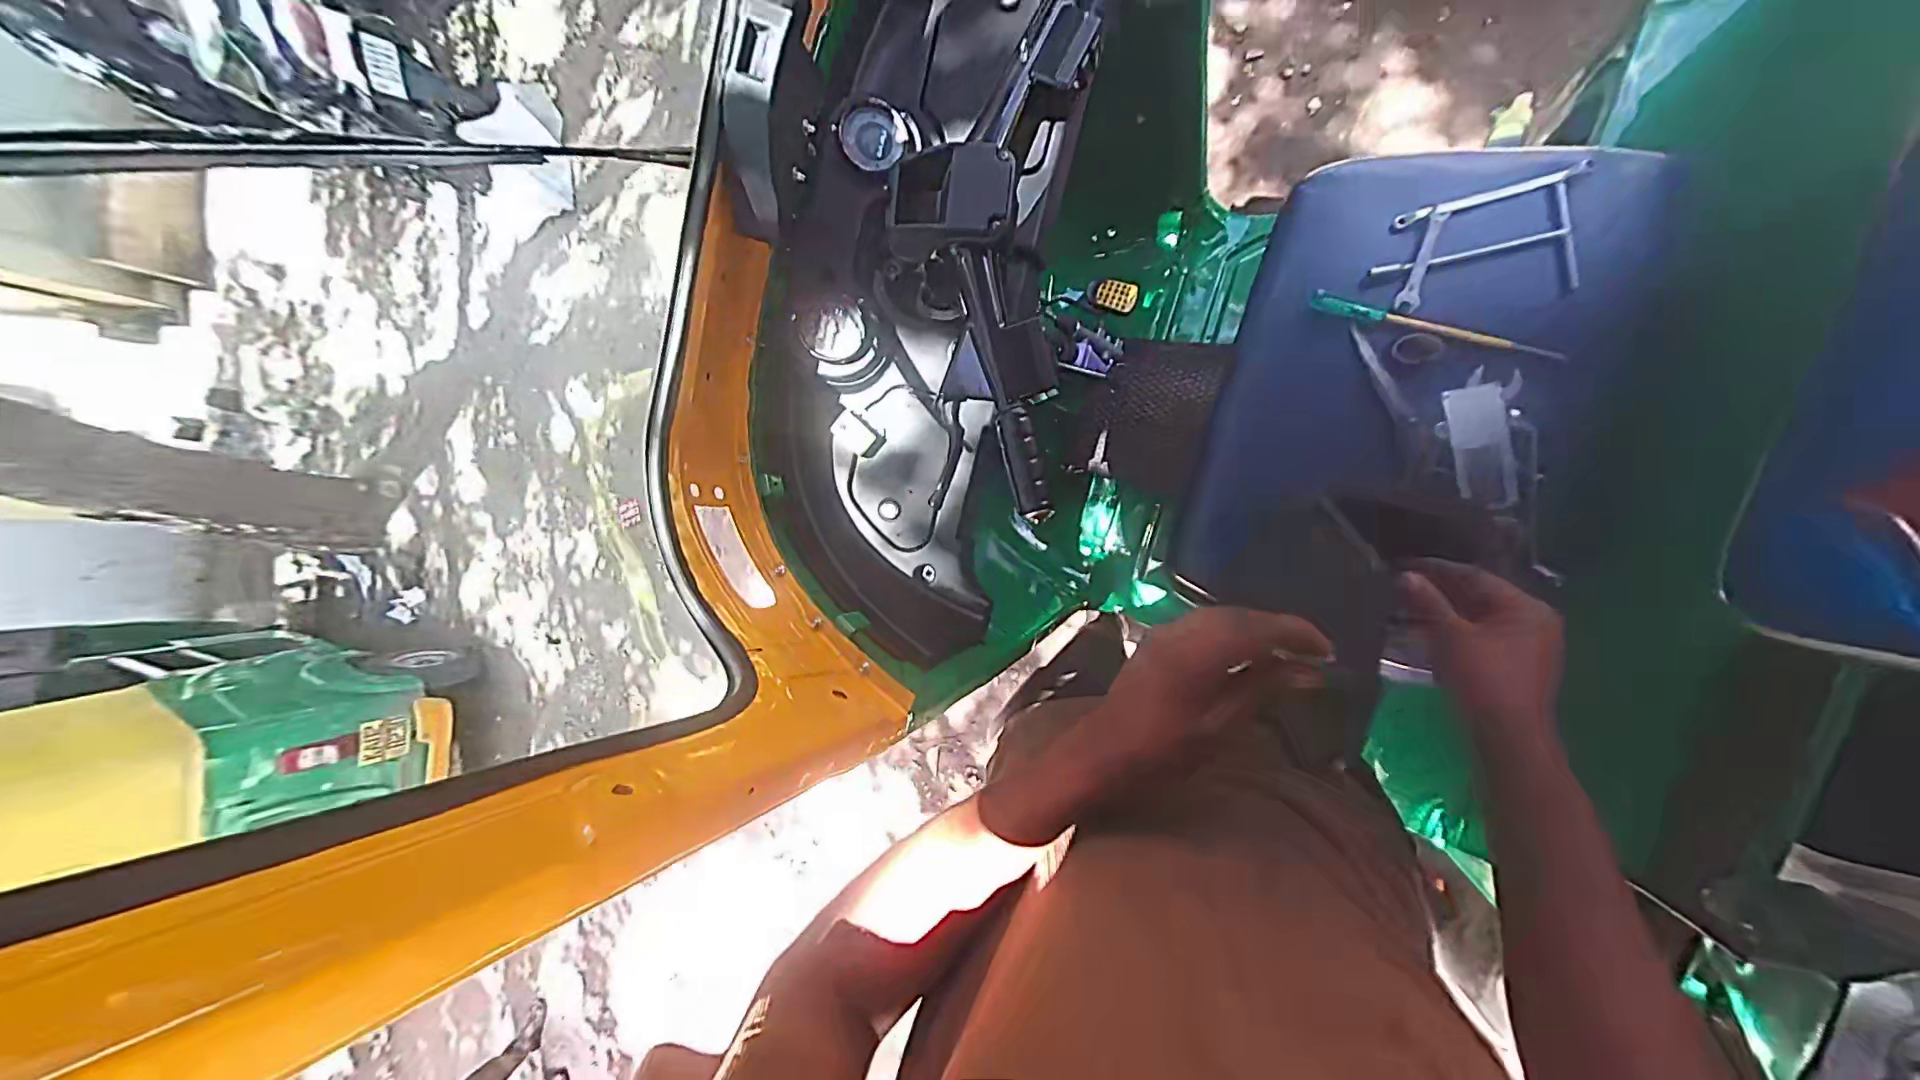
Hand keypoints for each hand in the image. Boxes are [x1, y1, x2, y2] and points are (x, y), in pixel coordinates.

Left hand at [1094, 607, 1332, 770]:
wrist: (1101, 752)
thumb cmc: (1161, 752)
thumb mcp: (1219, 728)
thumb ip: (1260, 691)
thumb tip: (1307, 672)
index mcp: (1196, 653)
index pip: (1255, 628)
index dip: (1294, 633)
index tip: (1326, 649)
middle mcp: (1178, 633)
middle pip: (1237, 616)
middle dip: (1277, 627)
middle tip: (1311, 649)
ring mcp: (1162, 634)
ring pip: (1217, 617)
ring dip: (1253, 627)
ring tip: (1285, 650)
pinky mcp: (1154, 642)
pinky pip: (1200, 624)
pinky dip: (1229, 631)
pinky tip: (1244, 651)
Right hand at [1398, 559, 1562, 737]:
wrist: (1507, 738)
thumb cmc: (1482, 680)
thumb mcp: (1450, 636)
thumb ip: (1428, 602)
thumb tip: (1406, 575)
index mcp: (1526, 608)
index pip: (1474, 577)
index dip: (1435, 569)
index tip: (1402, 565)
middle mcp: (1534, 622)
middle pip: (1478, 596)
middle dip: (1438, 591)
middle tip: (1399, 584)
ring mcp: (1527, 646)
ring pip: (1476, 618)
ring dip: (1442, 612)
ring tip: (1404, 606)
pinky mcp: (1514, 666)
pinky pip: (1479, 636)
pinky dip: (1452, 631)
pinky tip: (1425, 631)